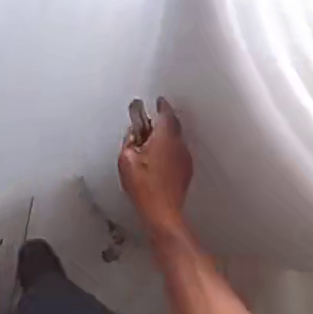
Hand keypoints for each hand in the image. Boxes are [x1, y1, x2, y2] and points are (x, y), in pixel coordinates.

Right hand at [119, 98, 193, 236]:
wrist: (162, 212)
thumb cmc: (145, 189)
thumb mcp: (126, 160)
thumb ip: (129, 140)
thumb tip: (132, 135)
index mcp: (165, 137)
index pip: (166, 112)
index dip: (161, 105)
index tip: (158, 101)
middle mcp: (178, 145)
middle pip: (173, 124)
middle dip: (162, 120)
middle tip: (149, 123)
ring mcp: (184, 157)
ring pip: (176, 138)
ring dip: (165, 136)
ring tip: (150, 144)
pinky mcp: (186, 170)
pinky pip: (178, 152)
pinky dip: (169, 150)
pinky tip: (158, 160)